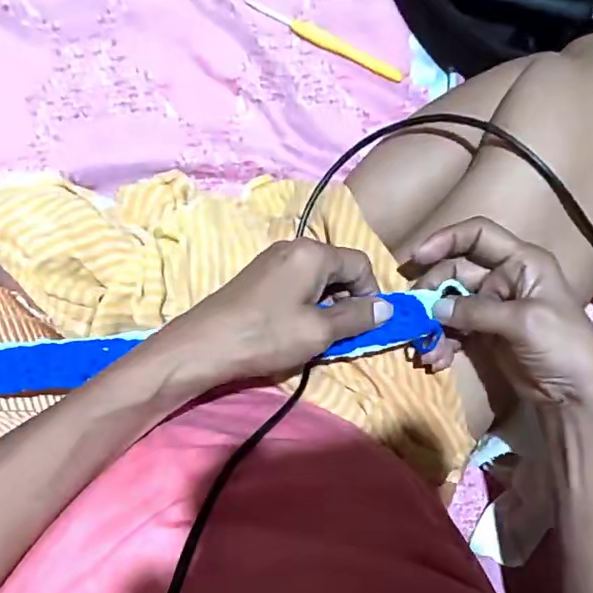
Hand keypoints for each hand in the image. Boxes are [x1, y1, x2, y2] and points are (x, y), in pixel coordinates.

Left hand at [150, 238, 392, 391]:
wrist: (205, 345)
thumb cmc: (267, 336)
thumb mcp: (320, 331)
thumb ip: (357, 317)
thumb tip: (387, 308)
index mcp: (312, 253)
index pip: (360, 263)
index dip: (372, 294)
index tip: (369, 324)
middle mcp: (293, 246)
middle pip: (338, 268)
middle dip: (349, 300)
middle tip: (344, 334)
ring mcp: (272, 260)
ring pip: (317, 279)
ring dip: (327, 305)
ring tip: (318, 336)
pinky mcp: (258, 276)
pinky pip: (296, 284)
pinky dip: (306, 304)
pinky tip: (295, 329)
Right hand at [410, 218, 592, 410]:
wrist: (575, 394)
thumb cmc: (562, 346)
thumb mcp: (523, 321)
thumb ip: (478, 311)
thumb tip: (435, 308)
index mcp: (521, 262)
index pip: (478, 235)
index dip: (446, 240)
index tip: (418, 257)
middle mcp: (504, 279)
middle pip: (456, 272)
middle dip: (433, 291)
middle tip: (415, 313)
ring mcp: (493, 309)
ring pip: (450, 305)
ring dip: (434, 324)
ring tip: (426, 349)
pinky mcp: (485, 336)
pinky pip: (454, 331)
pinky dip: (442, 343)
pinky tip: (437, 360)